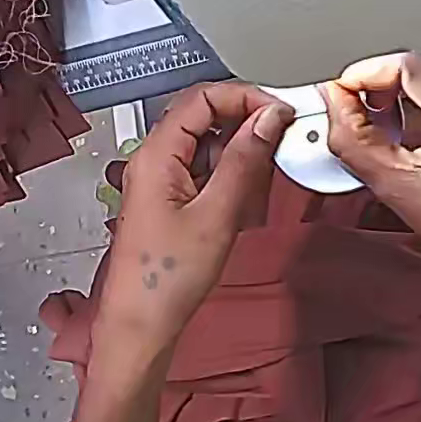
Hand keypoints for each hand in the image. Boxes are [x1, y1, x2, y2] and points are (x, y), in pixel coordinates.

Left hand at [93, 83, 293, 357]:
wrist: (141, 324)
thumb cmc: (166, 279)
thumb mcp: (216, 215)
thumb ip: (244, 161)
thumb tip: (268, 119)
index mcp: (155, 155)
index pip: (201, 98)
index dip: (244, 97)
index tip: (278, 112)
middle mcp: (152, 161)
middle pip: (202, 116)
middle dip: (244, 120)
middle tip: (279, 136)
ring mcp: (159, 180)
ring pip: (204, 144)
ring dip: (238, 150)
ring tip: (263, 173)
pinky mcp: (168, 200)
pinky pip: (200, 170)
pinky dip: (228, 173)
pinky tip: (244, 195)